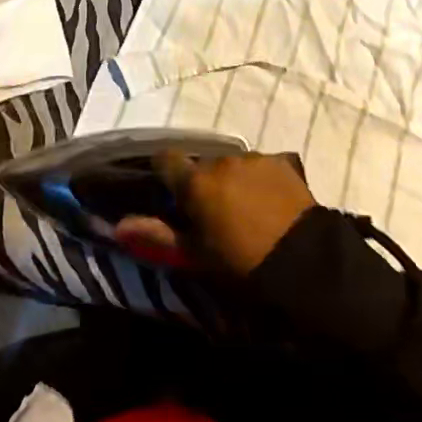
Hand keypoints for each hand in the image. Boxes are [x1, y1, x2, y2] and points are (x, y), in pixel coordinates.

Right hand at [118, 150, 316, 275]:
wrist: (303, 260)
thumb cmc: (241, 263)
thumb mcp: (196, 255)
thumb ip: (157, 236)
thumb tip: (118, 226)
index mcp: (195, 182)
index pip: (166, 160)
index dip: (166, 174)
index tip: (170, 192)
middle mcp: (221, 161)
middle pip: (202, 164)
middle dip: (203, 181)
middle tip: (212, 211)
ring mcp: (254, 158)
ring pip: (233, 164)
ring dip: (233, 179)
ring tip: (245, 208)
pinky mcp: (282, 161)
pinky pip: (262, 165)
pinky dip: (260, 179)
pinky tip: (270, 201)